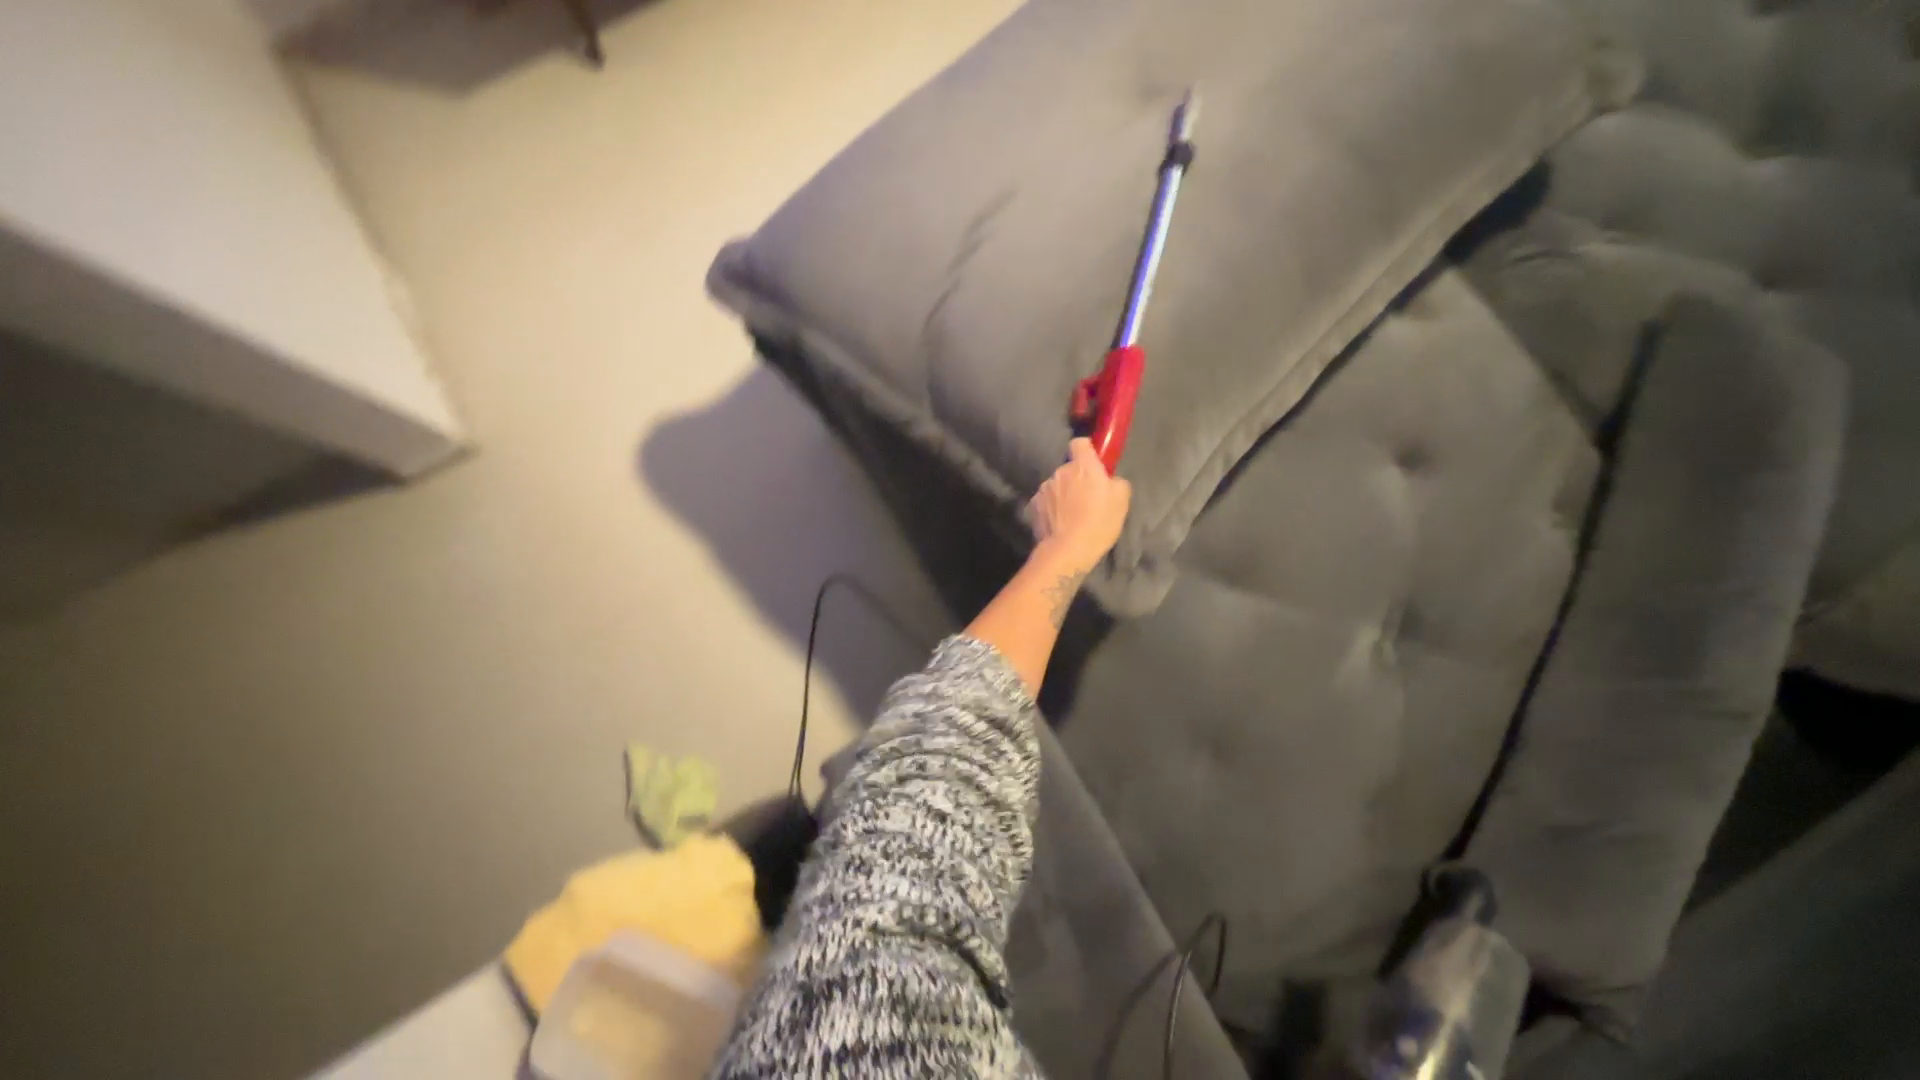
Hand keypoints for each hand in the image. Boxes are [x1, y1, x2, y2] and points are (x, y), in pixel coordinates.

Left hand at [1027, 438, 1132, 568]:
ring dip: (1062, 495)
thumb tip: (1109, 480)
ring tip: (1070, 516)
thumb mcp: (1122, 500)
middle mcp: (1060, 471)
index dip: (1085, 450)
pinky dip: (1050, 509)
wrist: (1068, 550)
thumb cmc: (1099, 522)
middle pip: (1068, 469)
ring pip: (1055, 486)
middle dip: (1075, 480)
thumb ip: (1116, 482)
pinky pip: (1044, 502)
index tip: (1091, 463)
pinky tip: (1058, 524)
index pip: (1079, 443)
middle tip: (1085, 499)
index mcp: (1082, 466)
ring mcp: (1043, 488)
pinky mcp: (1032, 506)